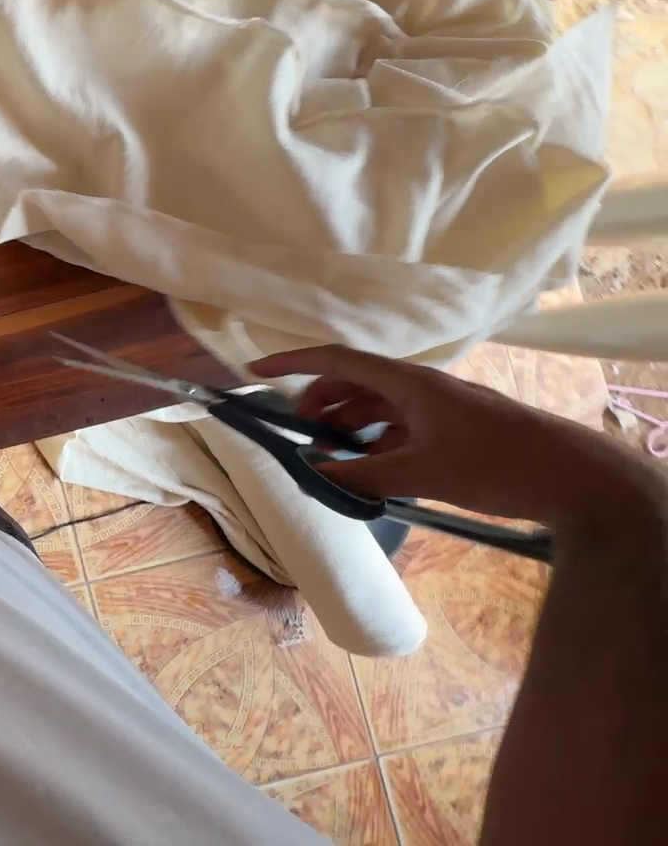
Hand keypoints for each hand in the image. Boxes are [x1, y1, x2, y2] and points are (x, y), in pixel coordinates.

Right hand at [250, 345, 665, 530]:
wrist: (591, 484)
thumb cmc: (501, 466)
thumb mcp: (423, 474)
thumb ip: (361, 475)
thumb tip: (316, 473)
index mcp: (409, 384)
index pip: (335, 360)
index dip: (290, 362)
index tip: (254, 372)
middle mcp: (421, 388)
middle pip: (351, 382)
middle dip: (319, 403)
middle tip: (304, 433)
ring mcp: (441, 408)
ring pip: (375, 405)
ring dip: (347, 426)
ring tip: (338, 457)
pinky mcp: (456, 428)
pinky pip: (398, 425)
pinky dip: (376, 441)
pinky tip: (376, 469)